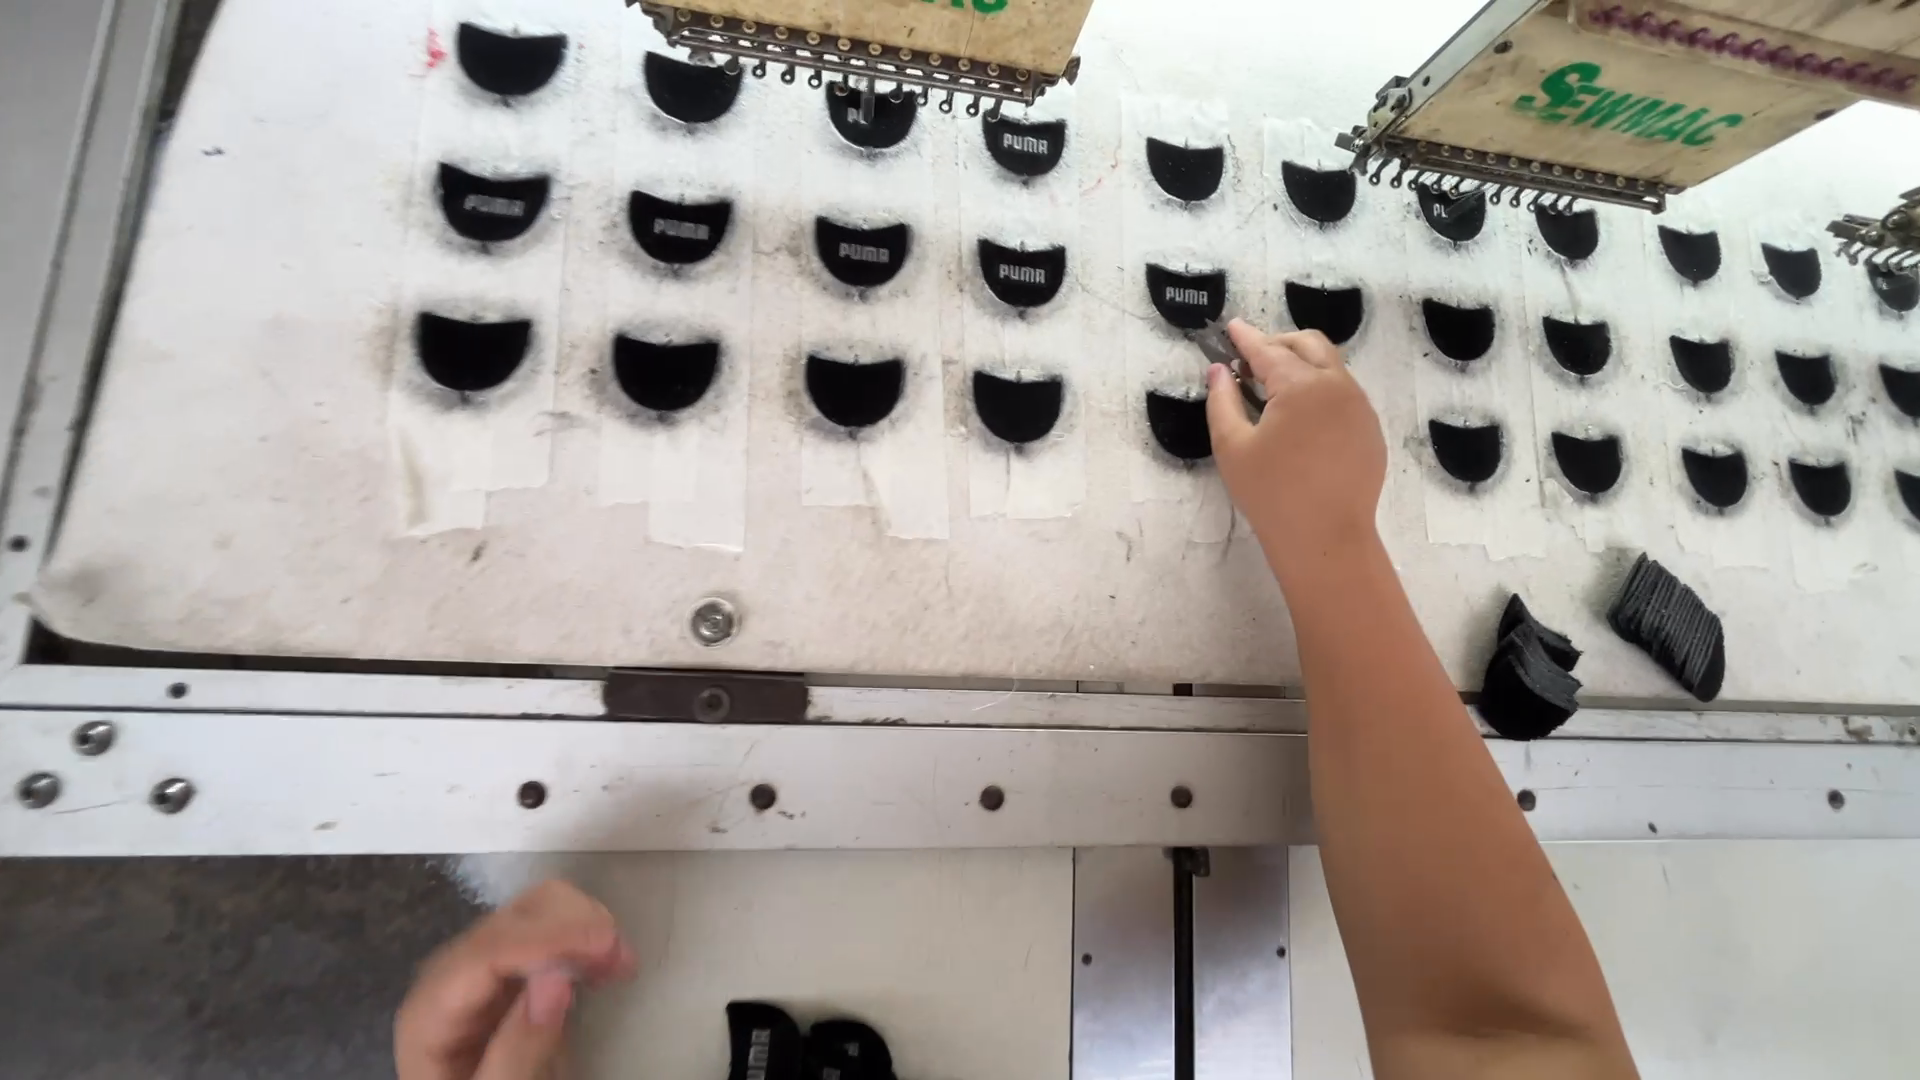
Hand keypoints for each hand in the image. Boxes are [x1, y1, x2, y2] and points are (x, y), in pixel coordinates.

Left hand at [395, 880, 636, 1079]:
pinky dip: (586, 928)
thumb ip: (517, 1053)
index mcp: (431, 1013)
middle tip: (622, 960)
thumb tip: (558, 980)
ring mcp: (482, 961)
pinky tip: (604, 960)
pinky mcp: (511, 961)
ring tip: (619, 962)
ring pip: (540, 906)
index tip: (607, 947)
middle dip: (576, 925)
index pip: (489, 952)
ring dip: (587, 922)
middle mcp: (452, 972)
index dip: (551, 939)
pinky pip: (552, 920)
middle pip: (518, 916)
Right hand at [1205, 320, 1386, 582]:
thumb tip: (1219, 371)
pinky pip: (1343, 393)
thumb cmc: (1270, 493)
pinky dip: (1318, 388)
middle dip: (1278, 342)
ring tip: (1271, 388)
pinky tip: (1298, 418)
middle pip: (1309, 344)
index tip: (1232, 326)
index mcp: (1301, 386)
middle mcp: (1338, 386)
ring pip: (1330, 366)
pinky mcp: (1369, 429)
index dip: (1246, 337)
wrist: (1325, 537)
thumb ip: (1222, 401)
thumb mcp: (1232, 447)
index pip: (1268, 350)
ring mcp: (1360, 407)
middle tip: (1250, 359)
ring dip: (1300, 364)